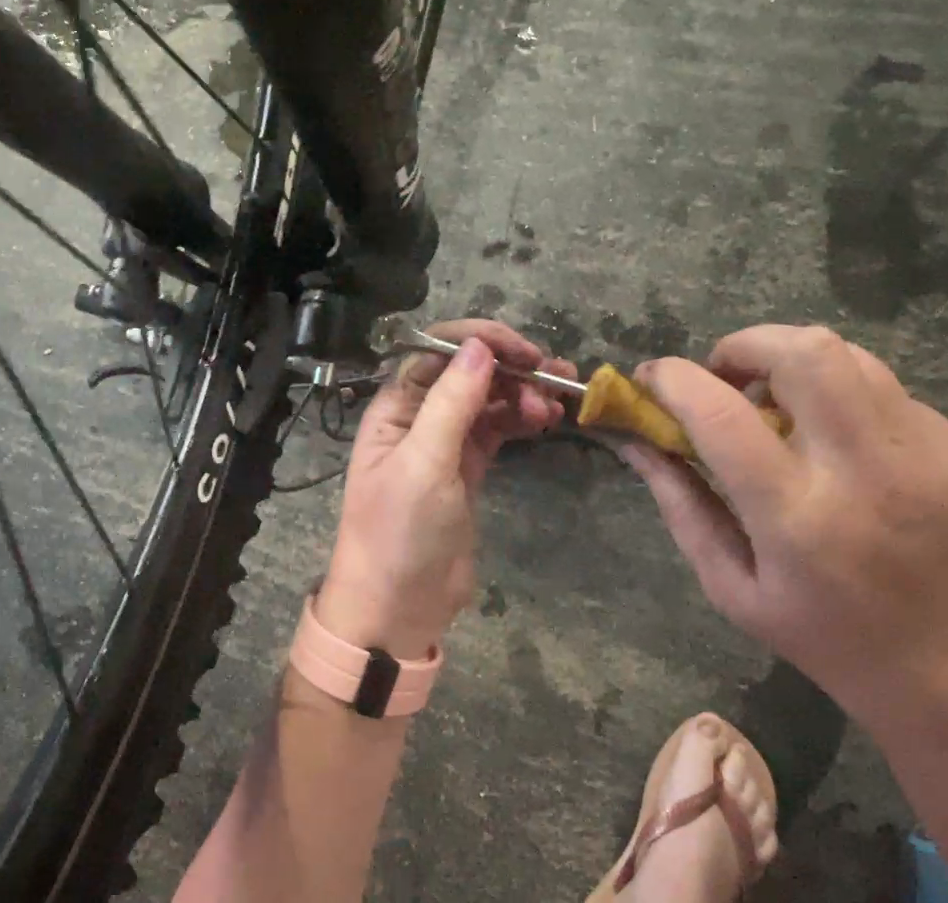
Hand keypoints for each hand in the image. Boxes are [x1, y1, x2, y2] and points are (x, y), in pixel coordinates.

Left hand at [319, 320, 573, 657]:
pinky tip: (546, 420)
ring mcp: (443, 445)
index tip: (523, 349)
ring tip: (555, 404)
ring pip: (485, 400)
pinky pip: (496, 430)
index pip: (433, 352)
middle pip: (464, 372)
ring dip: (520, 393)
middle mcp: (416, 418)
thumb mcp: (423, 464)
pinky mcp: (466, 471)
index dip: (477, 341)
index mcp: (393, 409)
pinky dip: (520, 420)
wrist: (396, 606)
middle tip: (553, 374)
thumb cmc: (398, 533)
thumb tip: (478, 346)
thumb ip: (451, 404)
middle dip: (507, 365)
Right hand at [621, 325, 947, 743]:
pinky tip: (842, 455)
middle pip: (805, 352)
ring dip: (795, 367)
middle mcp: (869, 472)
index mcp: (797, 517)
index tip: (650, 379)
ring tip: (780, 411)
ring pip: (852, 358)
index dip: (672, 380)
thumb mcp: (729, 584)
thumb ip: (680, 503)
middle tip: (725, 379)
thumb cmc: (823, 638)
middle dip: (746, 346)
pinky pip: (891, 396)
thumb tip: (634, 440)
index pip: (720, 413)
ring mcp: (933, 457)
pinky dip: (845, 405)